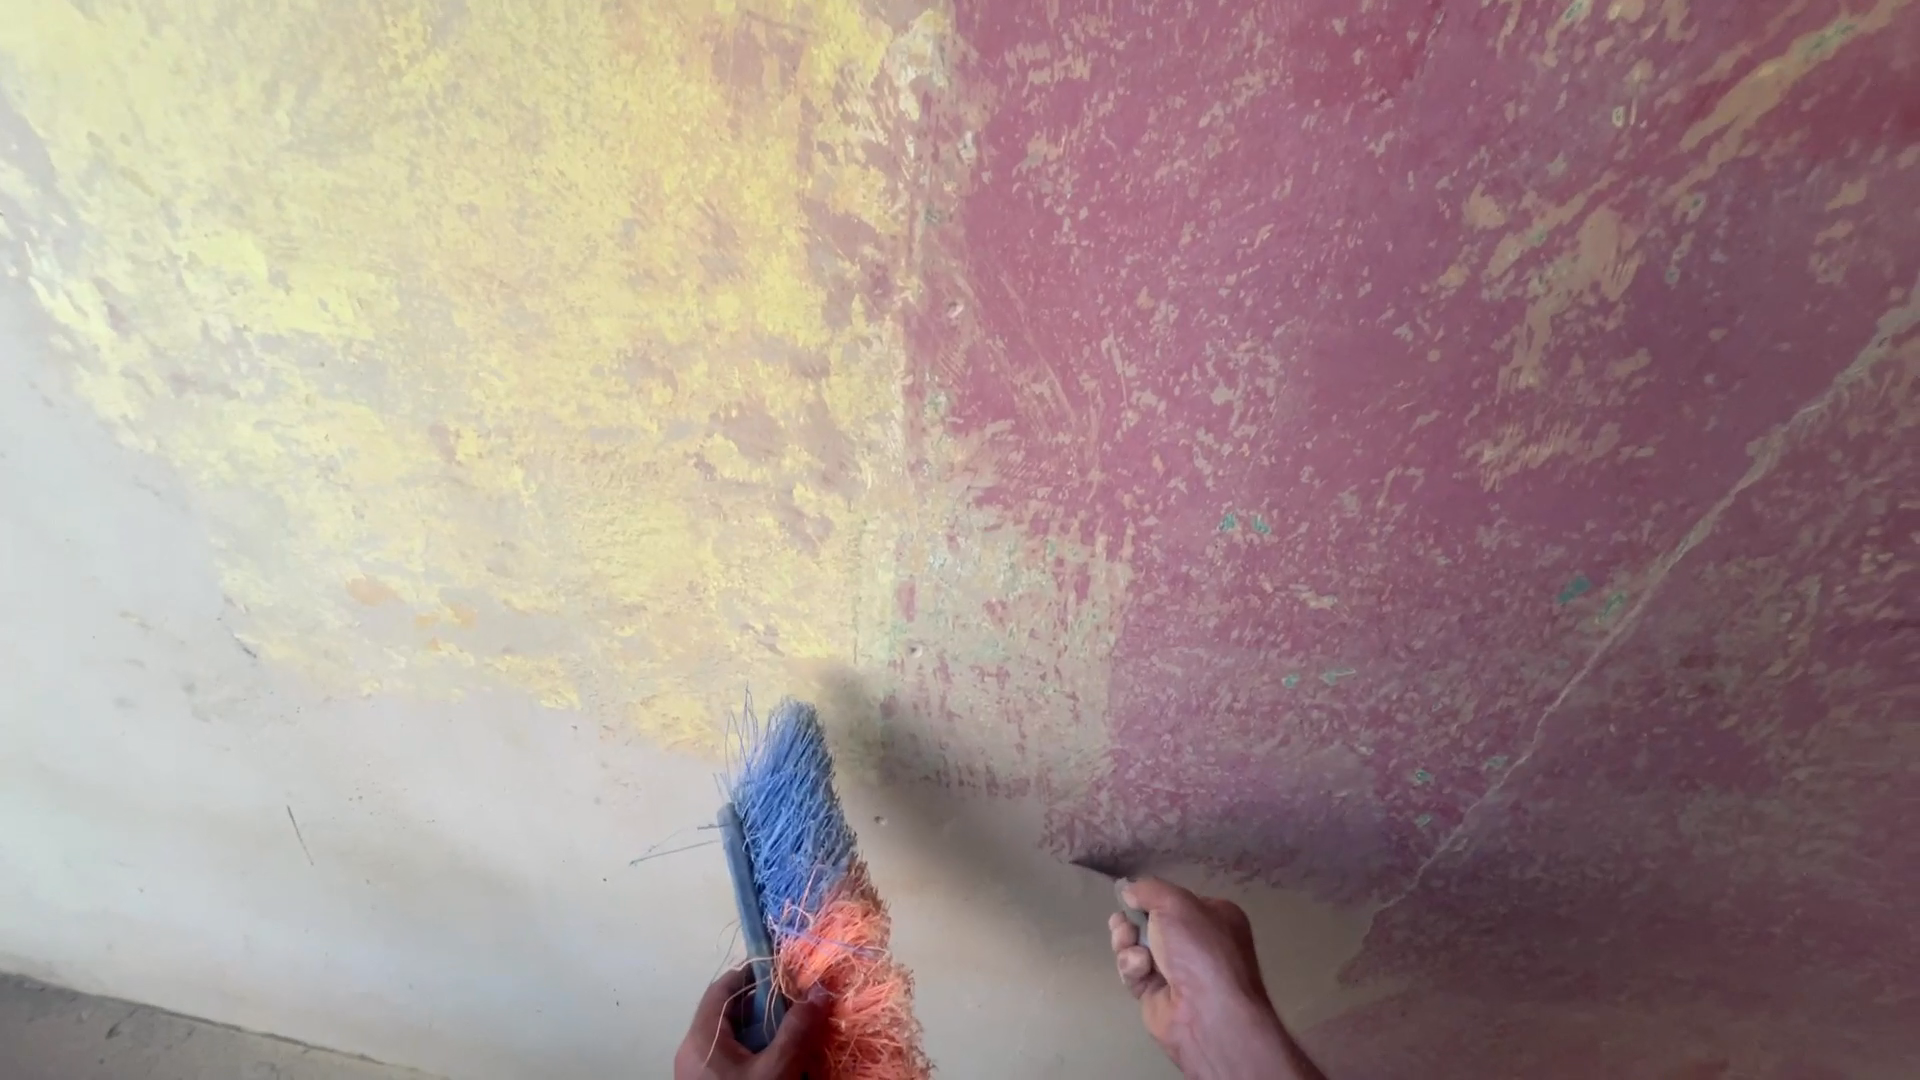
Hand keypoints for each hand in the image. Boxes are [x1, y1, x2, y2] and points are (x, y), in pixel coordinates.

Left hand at [673, 967, 828, 1079]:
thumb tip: (820, 990)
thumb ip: (798, 1029)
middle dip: (767, 1006)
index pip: (724, 987)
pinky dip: (757, 1055)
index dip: (756, 974)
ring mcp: (698, 1075)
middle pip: (731, 1012)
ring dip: (765, 1032)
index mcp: (700, 1038)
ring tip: (796, 1036)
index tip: (787, 975)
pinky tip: (782, 1065)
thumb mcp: (776, 1071)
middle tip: (798, 1007)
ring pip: (734, 1038)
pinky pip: (732, 1061)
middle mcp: (693, 1051)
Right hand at [1109, 877, 1323, 1079]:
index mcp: (1213, 918)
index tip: (1133, 897)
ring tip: (1129, 942)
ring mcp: (1176, 971)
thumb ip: (1148, 889)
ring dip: (1126, 940)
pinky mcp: (1156, 995)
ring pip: (1136, 945)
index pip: (1175, 901)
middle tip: (1123, 922)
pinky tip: (1140, 968)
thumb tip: (1129, 892)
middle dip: (1131, 920)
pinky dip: (1132, 966)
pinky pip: (1133, 971)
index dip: (1152, 898)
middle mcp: (1196, 945)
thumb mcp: (1175, 902)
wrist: (1207, 1014)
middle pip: (1150, 922)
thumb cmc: (1199, 949)